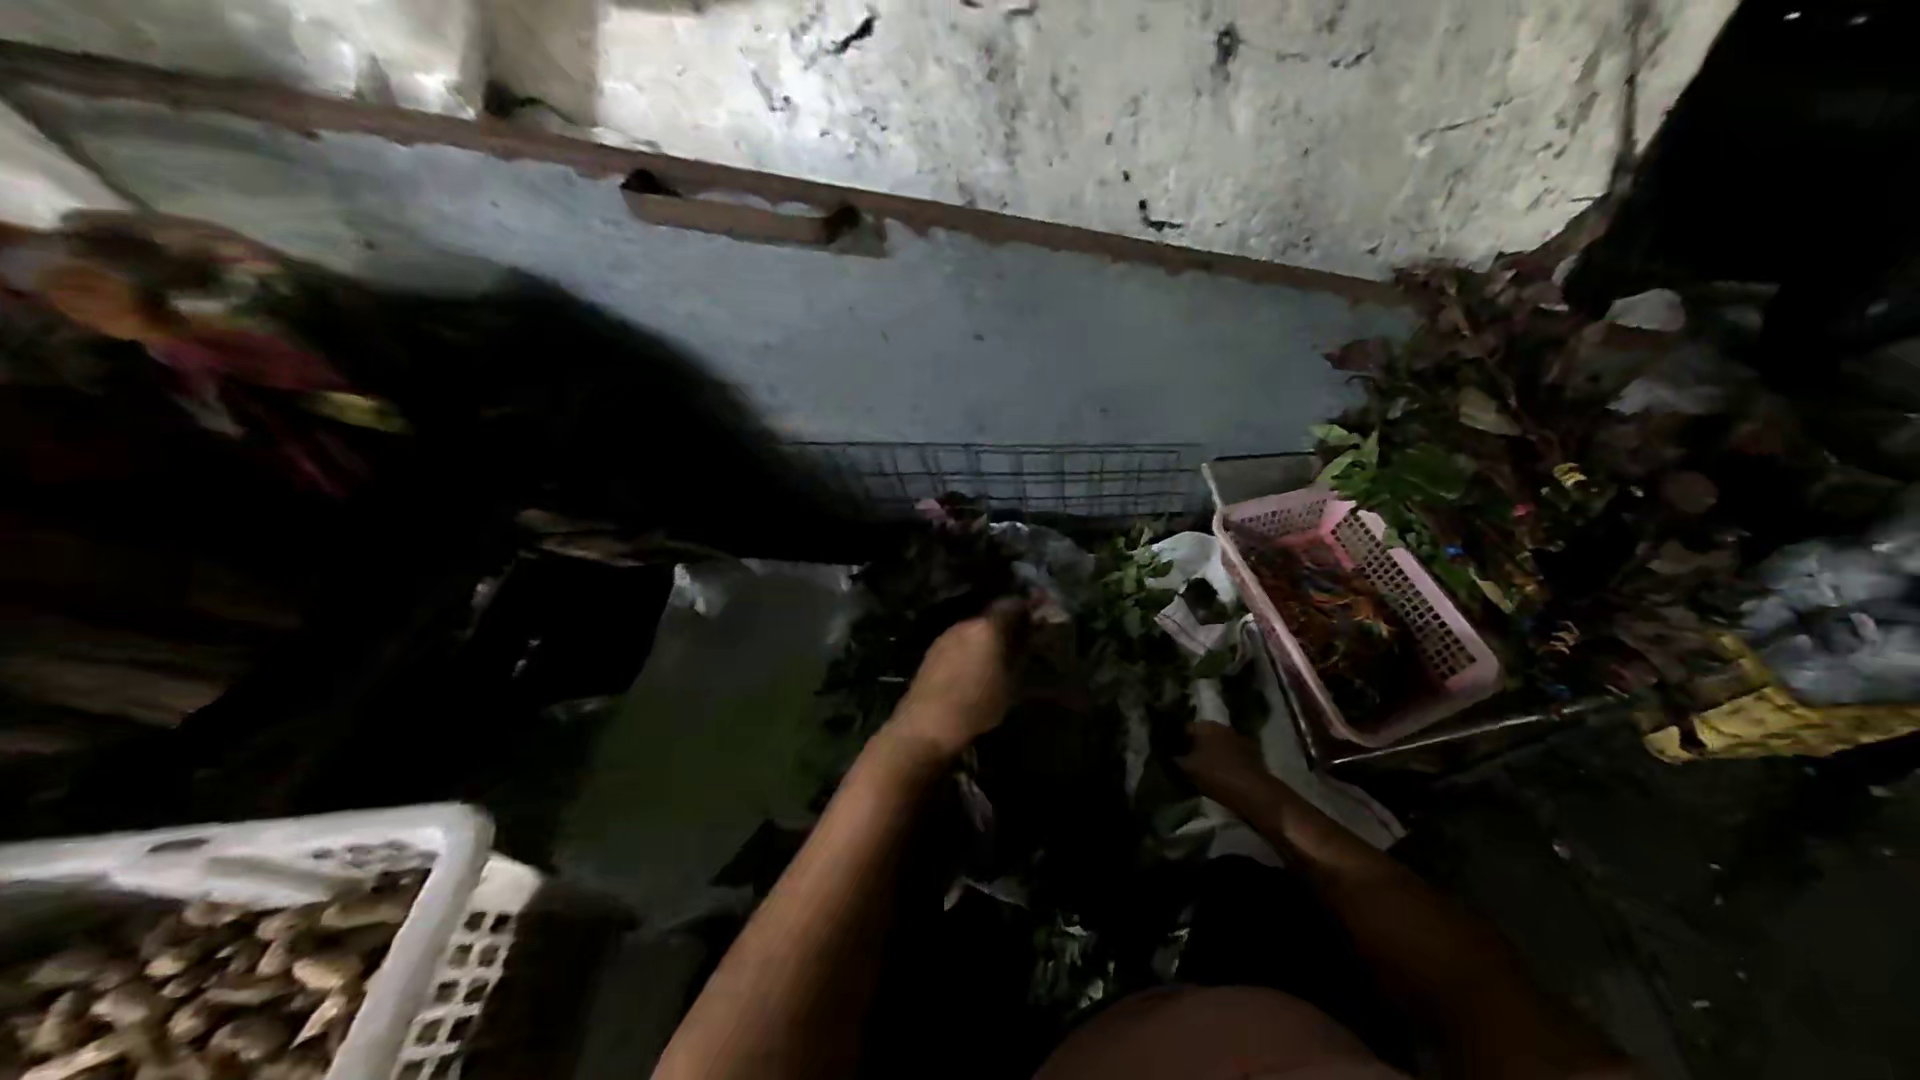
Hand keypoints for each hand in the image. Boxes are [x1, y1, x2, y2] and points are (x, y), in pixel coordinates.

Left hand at [885, 598, 1024, 762]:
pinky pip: (959, 641)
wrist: (926, 724)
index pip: (1012, 604)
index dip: (1026, 610)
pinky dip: (970, 647)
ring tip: (997, 657)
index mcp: (988, 627)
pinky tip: (974, 667)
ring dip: (986, 637)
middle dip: (1006, 625)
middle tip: (1020, 642)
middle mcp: (966, 624)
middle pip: (991, 615)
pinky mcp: (932, 650)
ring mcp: (946, 635)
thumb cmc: (976, 706)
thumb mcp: (1010, 685)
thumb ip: (1020, 656)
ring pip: (973, 629)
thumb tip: (1028, 639)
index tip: (1036, 620)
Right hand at [1177, 722, 1278, 808]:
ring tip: (1204, 768)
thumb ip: (1174, 759)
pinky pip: (1231, 754)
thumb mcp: (1186, 768)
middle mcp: (1222, 726)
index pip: (1184, 729)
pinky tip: (1221, 772)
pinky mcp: (1252, 753)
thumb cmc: (1215, 775)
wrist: (1253, 792)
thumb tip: (1167, 755)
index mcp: (1204, 725)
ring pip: (1218, 744)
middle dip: (1195, 746)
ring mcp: (1239, 738)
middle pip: (1202, 735)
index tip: (1172, 754)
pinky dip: (1225, 760)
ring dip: (1211, 753)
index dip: (1176, 742)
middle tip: (1186, 761)